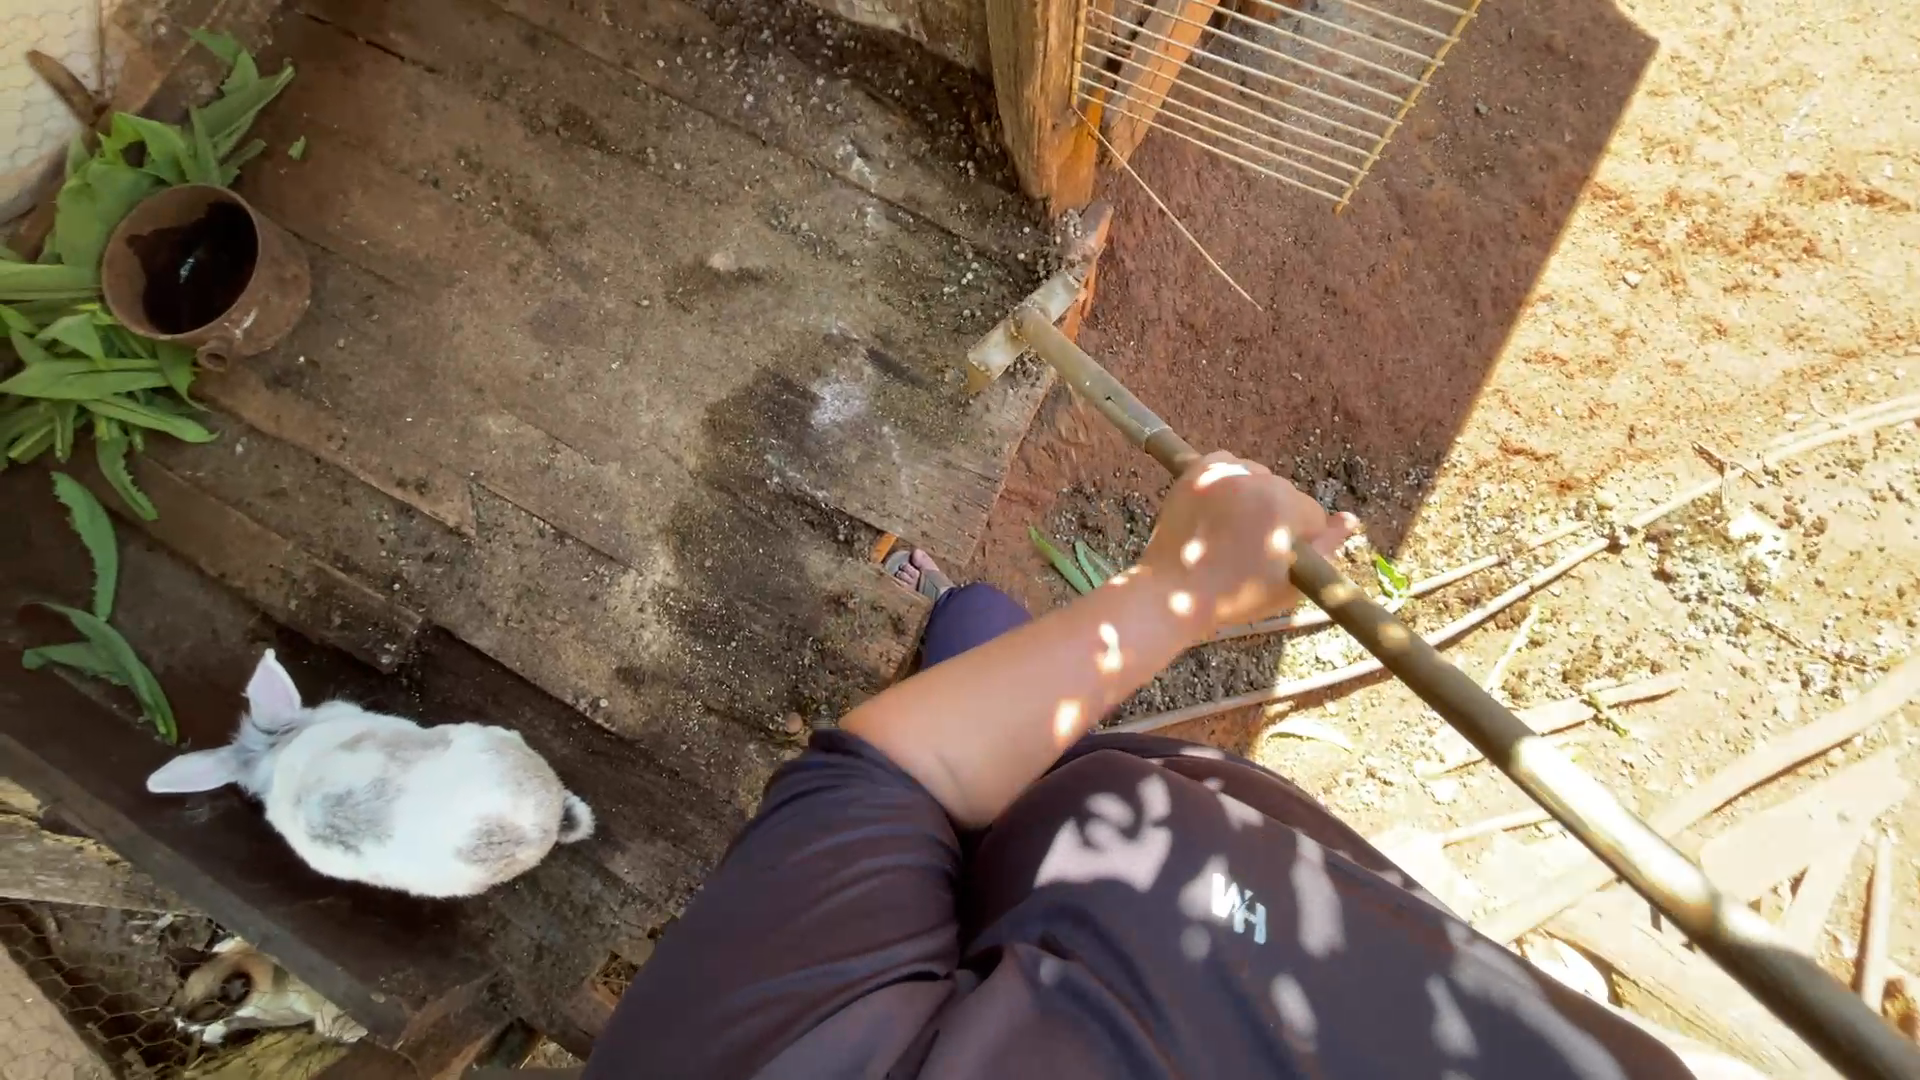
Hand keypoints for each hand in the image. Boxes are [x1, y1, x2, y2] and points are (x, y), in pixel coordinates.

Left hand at [1139, 451, 1358, 630]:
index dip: (1299, 542)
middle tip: (1247, 549)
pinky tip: (1221, 506)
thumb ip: (1326, 546)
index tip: (1275, 561)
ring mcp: (1222, 474)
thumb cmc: (1234, 595)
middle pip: (1284, 494)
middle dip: (1275, 517)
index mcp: (1285, 504)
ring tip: (1231, 530)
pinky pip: (1226, 464)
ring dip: (1252, 496)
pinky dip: (1228, 480)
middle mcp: (1256, 480)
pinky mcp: (1195, 473)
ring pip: (1257, 478)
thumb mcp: (1292, 581)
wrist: (1173, 594)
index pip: (1312, 515)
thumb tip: (1350, 519)